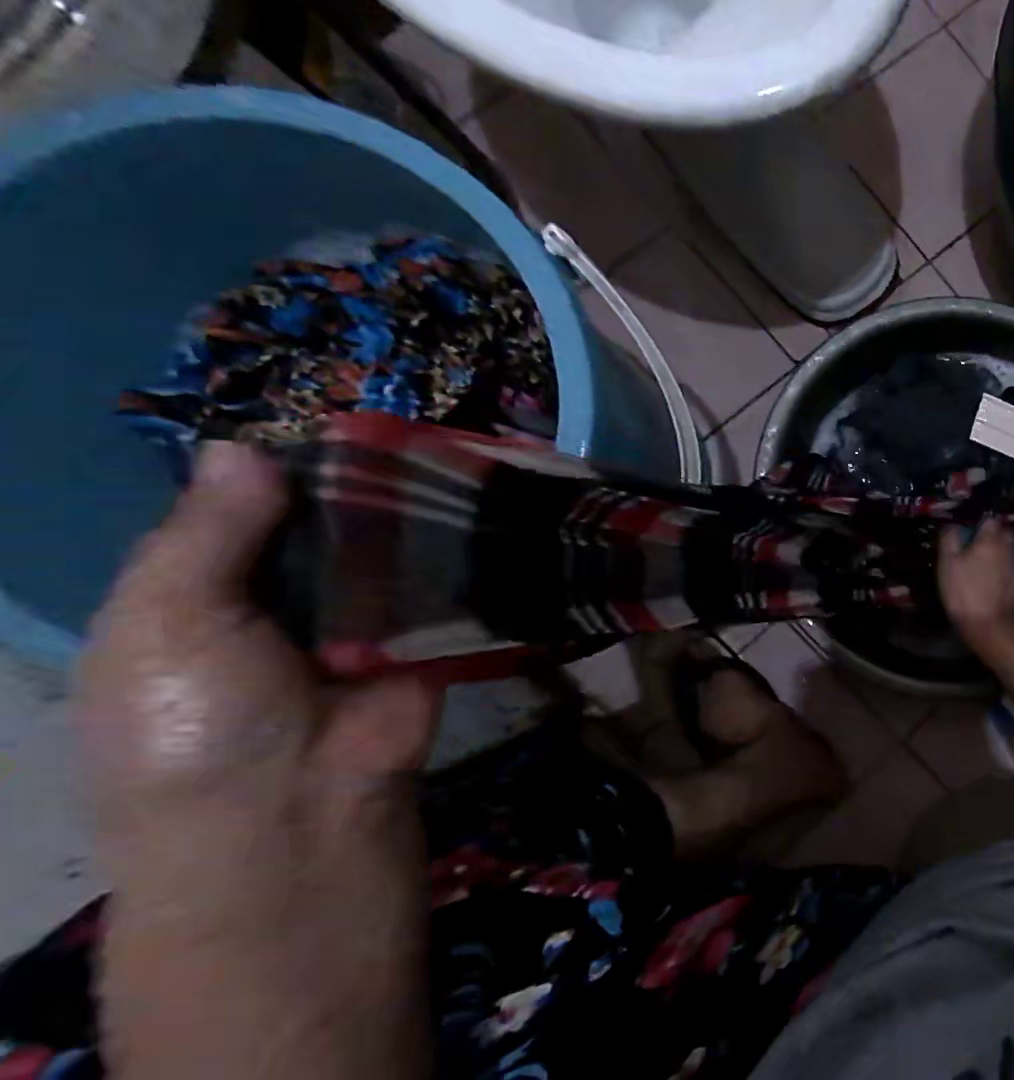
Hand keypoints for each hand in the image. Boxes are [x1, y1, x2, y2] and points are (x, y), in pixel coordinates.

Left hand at [75, 443, 437, 1079]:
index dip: (285, 466)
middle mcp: (293, 591)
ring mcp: (369, 612)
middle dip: (363, 482)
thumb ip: (206, 536)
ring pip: (392, 546)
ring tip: (461, 457)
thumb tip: (246, 446)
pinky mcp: (432, 631)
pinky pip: (443, 583)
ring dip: (418, 513)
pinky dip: (459, 552)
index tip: (340, 421)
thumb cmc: (196, 719)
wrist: (298, 806)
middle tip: (415, 432)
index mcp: (210, 584)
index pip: (248, 507)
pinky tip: (485, 510)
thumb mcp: (166, 621)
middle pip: (330, 520)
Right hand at [937, 517, 1013, 647]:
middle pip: (1005, 532)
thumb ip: (951, 540)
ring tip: (986, 561)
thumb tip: (953, 524)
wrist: (990, 626)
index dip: (981, 521)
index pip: (991, 519)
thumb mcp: (948, 565)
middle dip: (995, 533)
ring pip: (1010, 549)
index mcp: (989, 541)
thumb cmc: (964, 592)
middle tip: (980, 543)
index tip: (972, 527)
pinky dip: (1005, 567)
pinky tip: (995, 578)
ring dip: (1001, 550)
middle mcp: (1008, 548)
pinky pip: (1013, 566)